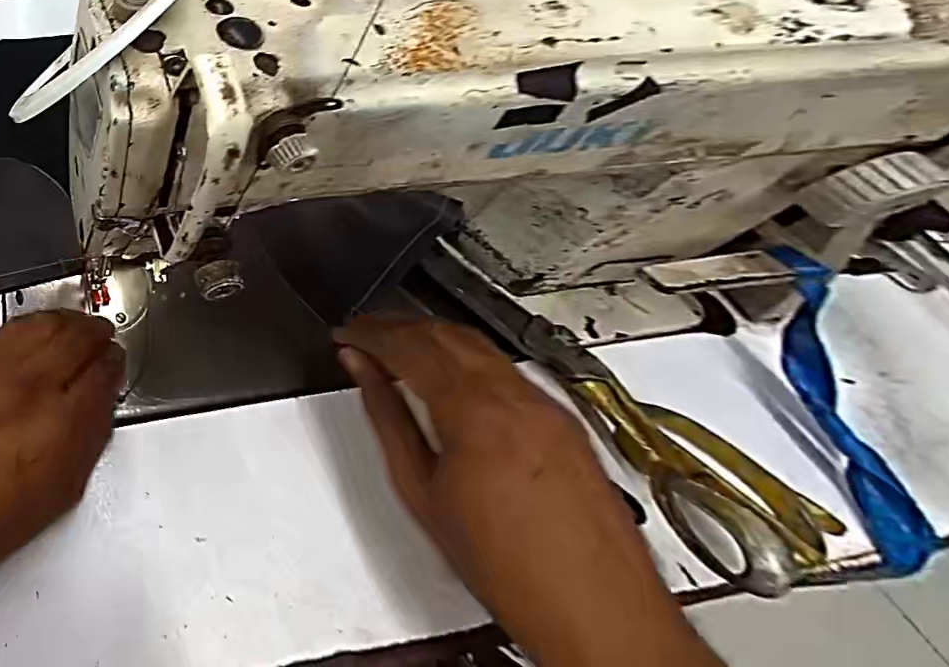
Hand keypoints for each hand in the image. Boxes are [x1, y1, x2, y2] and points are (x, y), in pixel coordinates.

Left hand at [0, 309, 124, 589]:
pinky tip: (43, 327)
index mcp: (60, 424)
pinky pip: (13, 326)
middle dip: (98, 335)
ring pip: (47, 323)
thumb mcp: (60, 490)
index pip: (102, 372)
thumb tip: (101, 403)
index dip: (115, 363)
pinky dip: (36, 322)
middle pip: (78, 338)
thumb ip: (90, 438)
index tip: (116, 362)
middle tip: (104, 338)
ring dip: (71, 321)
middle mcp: (30, 389)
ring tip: (79, 327)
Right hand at [334, 316, 721, 666]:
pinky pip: (503, 365)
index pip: (408, 345)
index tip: (347, 333)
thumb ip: (385, 415)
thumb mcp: (420, 490)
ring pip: (475, 342)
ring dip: (429, 335)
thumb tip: (361, 369)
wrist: (602, 623)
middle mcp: (517, 398)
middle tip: (363, 332)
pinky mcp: (565, 418)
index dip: (368, 333)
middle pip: (442, 332)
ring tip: (396, 345)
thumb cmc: (513, 573)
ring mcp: (547, 406)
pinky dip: (463, 355)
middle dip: (394, 325)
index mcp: (475, 413)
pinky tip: (444, 370)